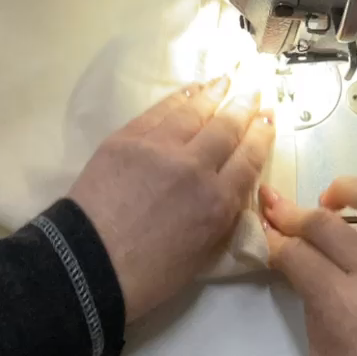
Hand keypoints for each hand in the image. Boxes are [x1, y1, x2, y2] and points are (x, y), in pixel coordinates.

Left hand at [68, 77, 275, 322]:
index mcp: (217, 202)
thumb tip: (232, 187)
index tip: (269, 118)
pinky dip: (180, 98)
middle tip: (254, 92)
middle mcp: (194, 167)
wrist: (87, 265)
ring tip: (226, 81)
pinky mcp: (128, 138)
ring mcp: (159, 148)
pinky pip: (160, 110)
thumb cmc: (148, 274)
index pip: (250, 158)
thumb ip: (223, 217)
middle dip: (244, 107)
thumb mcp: (203, 254)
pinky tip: (190, 91)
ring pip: (194, 112)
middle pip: (226, 128)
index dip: (262, 134)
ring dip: (214, 94)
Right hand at [263, 177, 356, 355]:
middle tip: (278, 210)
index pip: (295, 253)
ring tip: (330, 202)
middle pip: (323, 222)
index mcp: (344, 307)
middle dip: (290, 212)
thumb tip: (302, 269)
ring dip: (344, 191)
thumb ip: (311, 307)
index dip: (273, 240)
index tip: (264, 234)